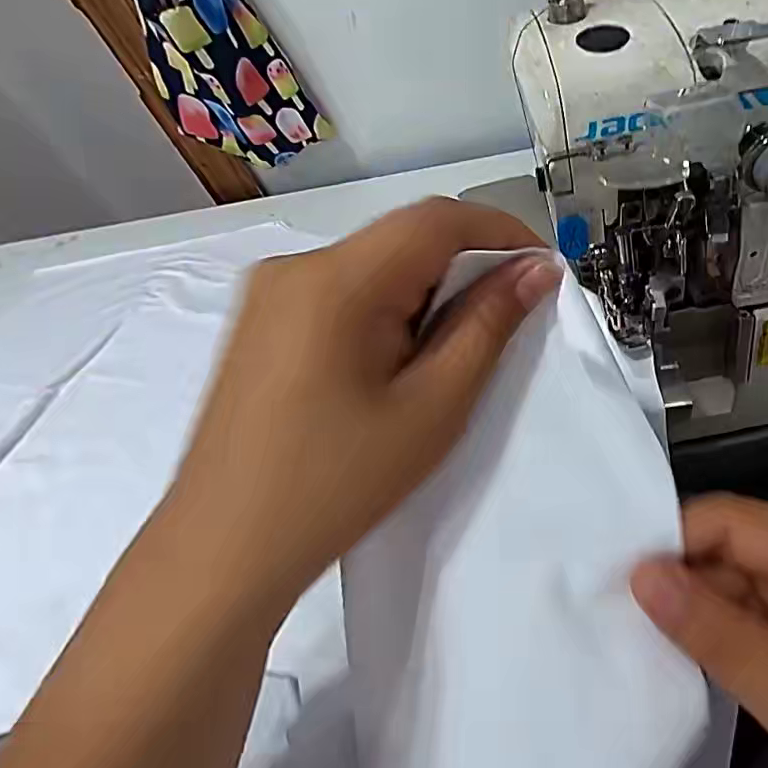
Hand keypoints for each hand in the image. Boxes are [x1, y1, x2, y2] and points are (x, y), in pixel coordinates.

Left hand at [169, 197, 560, 608]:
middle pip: (402, 236)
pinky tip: (396, 355)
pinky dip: (387, 303)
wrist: (225, 548)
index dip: (500, 231)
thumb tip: (535, 268)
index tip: (543, 268)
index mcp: (336, 279)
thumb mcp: (433, 404)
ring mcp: (269, 290)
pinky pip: (341, 286)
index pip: (435, 219)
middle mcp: (295, 265)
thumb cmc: (338, 483)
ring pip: (374, 260)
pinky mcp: (260, 318)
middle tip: (507, 315)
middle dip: (465, 263)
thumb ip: (488, 324)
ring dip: (427, 286)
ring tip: (451, 347)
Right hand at [631, 496, 767, 767]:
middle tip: (617, 600)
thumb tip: (643, 575)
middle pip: (725, 545)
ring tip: (632, 624)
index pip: (731, 520)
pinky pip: (738, 613)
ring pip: (726, 579)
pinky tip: (674, 647)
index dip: (674, 535)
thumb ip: (718, 634)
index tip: (621, 569)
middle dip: (674, 569)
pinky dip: (705, 628)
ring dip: (686, 602)